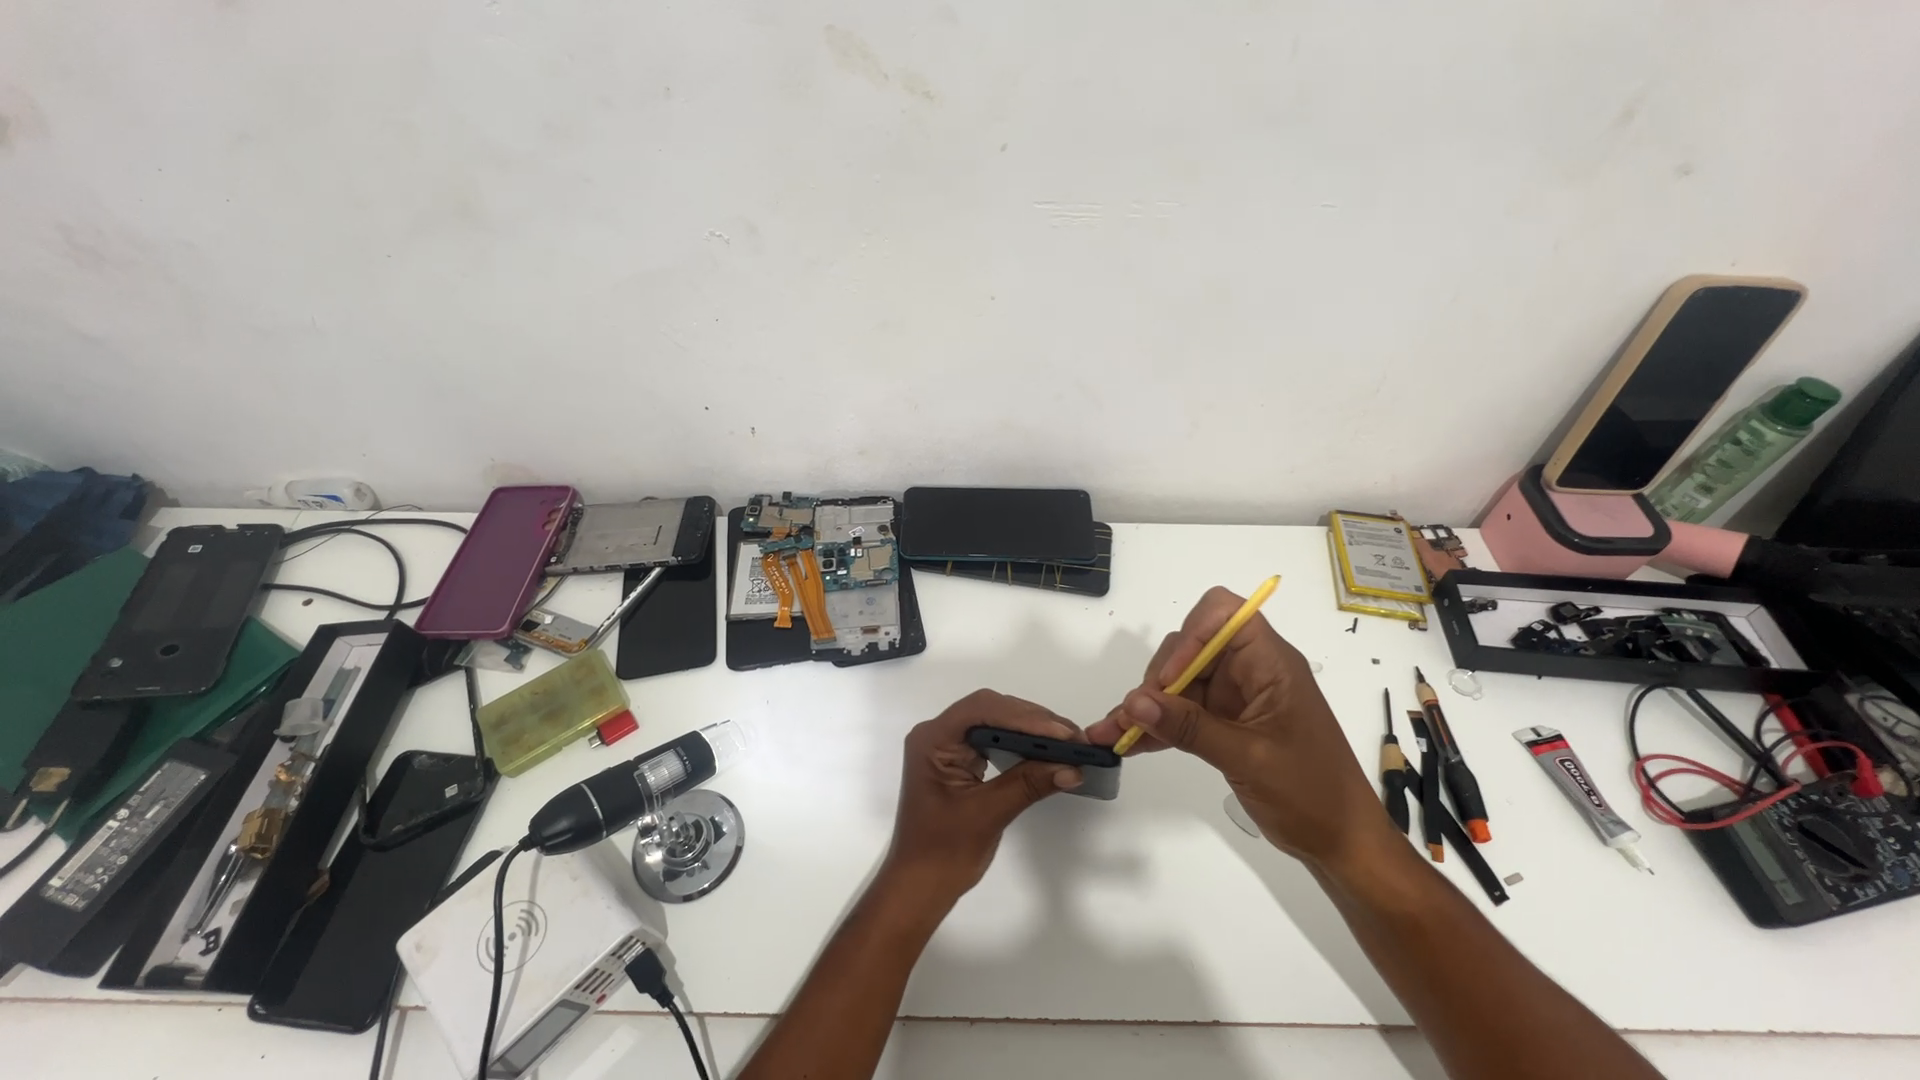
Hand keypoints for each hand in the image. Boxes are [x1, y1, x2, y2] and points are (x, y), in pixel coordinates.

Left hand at [884, 690, 1083, 903]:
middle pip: (990, 709)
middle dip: (1032, 720)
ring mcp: (949, 747)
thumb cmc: (943, 851)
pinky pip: (994, 740)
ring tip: (1068, 743)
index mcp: (933, 740)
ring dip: (1031, 730)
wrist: (920, 884)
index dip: (1023, 716)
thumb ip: (1028, 784)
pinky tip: (1045, 752)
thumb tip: (1073, 767)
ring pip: (995, 721)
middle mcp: (938, 734)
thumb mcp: (988, 814)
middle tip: (1073, 737)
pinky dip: (1021, 743)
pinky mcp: (961, 761)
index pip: (981, 710)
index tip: (1061, 733)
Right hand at [1087, 587, 1396, 871]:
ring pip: (1179, 682)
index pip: (1224, 613)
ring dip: (1147, 705)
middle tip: (1137, 716)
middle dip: (1159, 678)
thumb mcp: (1249, 759)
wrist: (1341, 840)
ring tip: (1114, 732)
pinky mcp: (1225, 724)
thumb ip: (1190, 728)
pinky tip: (1125, 743)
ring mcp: (1236, 698)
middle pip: (1191, 646)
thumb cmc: (1312, 793)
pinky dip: (1156, 726)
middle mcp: (1251, 671)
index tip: (1169, 680)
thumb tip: (1134, 703)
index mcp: (1270, 663)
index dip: (1190, 635)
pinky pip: (1182, 713)